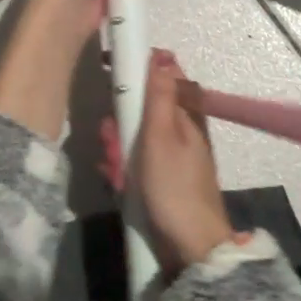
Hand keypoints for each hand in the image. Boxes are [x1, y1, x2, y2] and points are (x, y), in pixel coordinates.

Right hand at [101, 50, 237, 270]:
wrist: (190, 246)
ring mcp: (172, 156)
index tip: (114, 73)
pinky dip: (125, 169)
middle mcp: (181, 130)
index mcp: (186, 114)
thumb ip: (159, 95)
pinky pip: (137, 163)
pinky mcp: (162, 179)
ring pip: (137, 137)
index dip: (139, 70)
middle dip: (123, 119)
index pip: (164, 76)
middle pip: (144, 108)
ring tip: (113, 165)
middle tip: (110, 134)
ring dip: (120, 147)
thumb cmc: (174, 185)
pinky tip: (117, 181)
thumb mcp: (162, 134)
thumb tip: (161, 54)